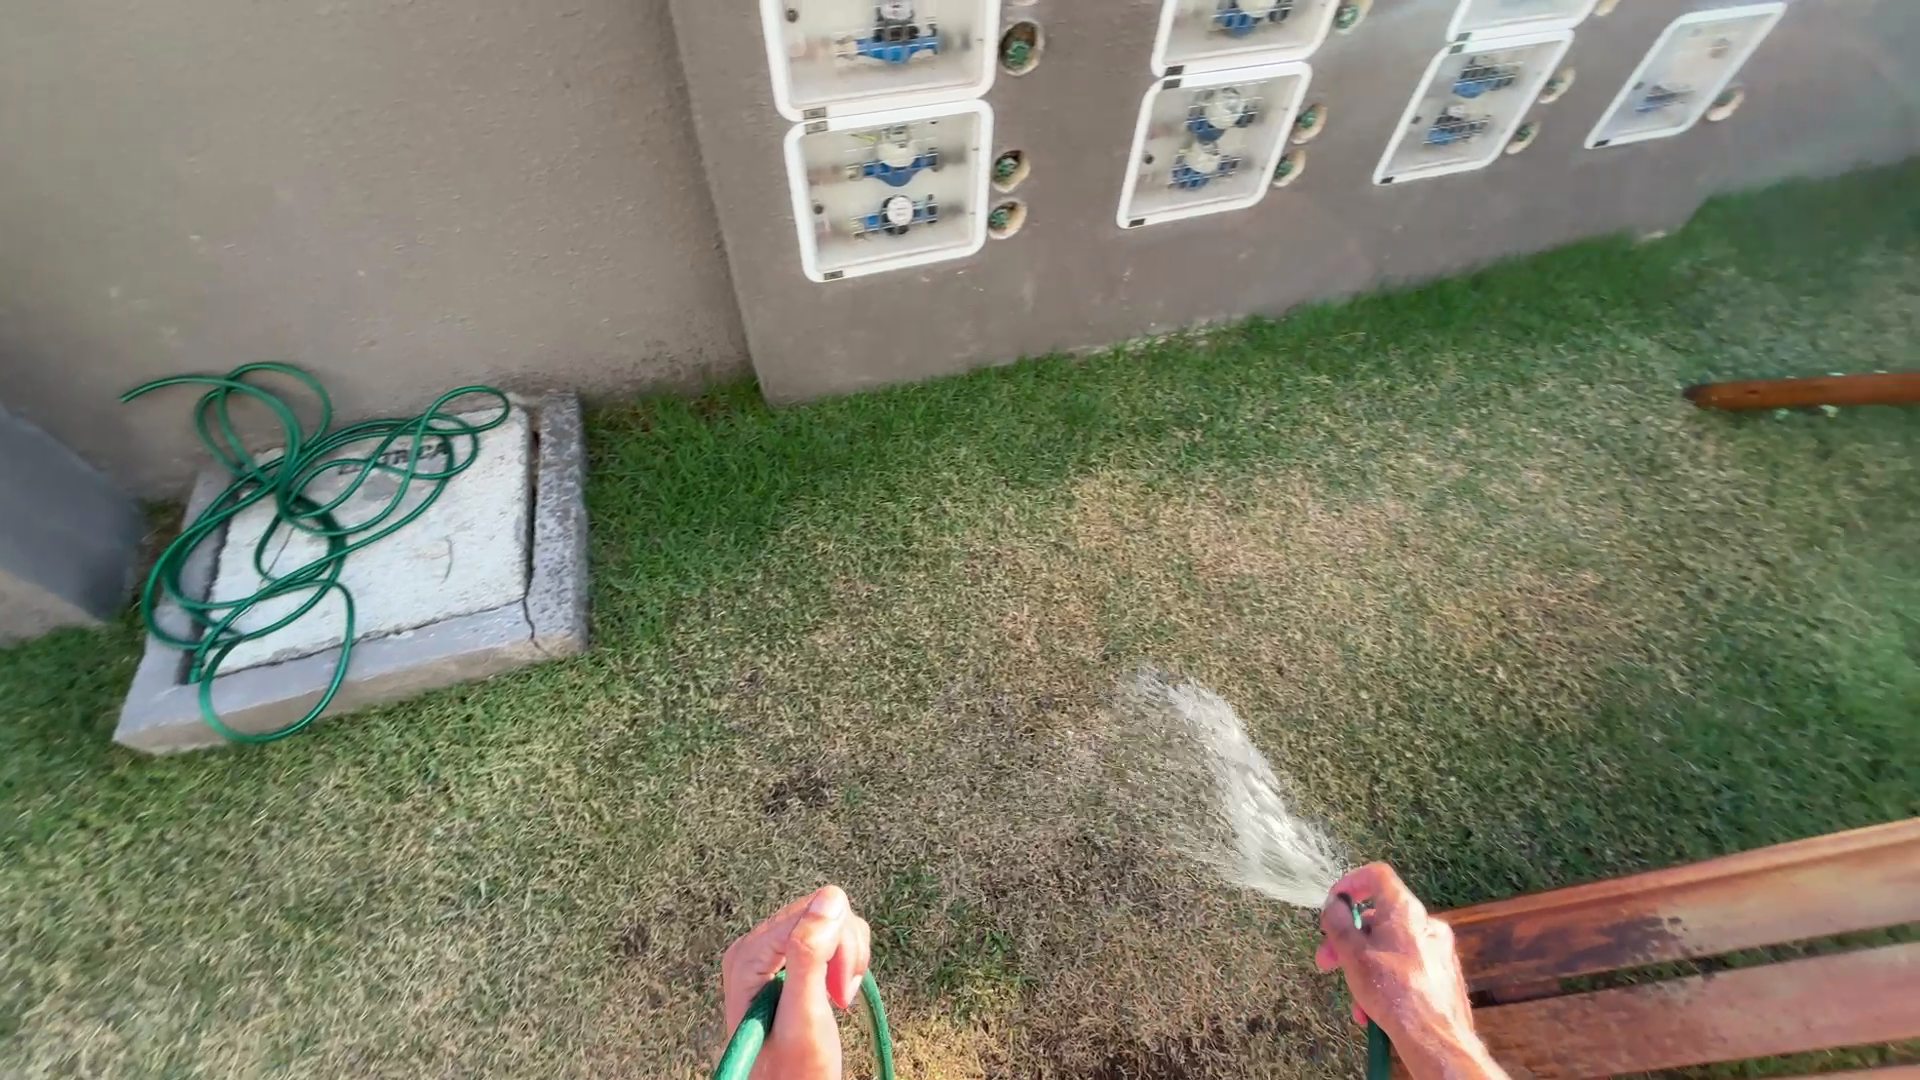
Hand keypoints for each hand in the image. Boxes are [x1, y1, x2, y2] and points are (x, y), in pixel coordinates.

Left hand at [721, 886, 872, 1079]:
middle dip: (843, 951)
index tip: (839, 992)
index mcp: (749, 954)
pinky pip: (834, 930)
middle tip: (841, 997)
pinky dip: (848, 958)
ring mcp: (774, 948)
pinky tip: (838, 991)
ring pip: (833, 918)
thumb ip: (810, 955)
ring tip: (839, 997)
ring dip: (848, 957)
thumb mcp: (805, 1016)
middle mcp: (757, 943)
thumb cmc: (794, 1072)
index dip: (837, 944)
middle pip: (823, 910)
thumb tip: (829, 897)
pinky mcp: (792, 952)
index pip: (812, 909)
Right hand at [1316, 863, 1506, 1079]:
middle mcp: (1427, 926)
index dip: (1351, 883)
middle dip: (1348, 939)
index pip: (1377, 875)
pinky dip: (1385, 980)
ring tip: (1352, 997)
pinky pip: (1406, 968)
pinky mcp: (1445, 979)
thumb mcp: (1351, 951)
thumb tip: (1335, 905)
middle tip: (1328, 960)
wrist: (1438, 1044)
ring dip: (1362, 965)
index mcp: (1406, 911)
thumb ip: (1337, 920)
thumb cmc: (1391, 991)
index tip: (1334, 905)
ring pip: (1389, 947)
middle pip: (1378, 917)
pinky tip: (1372, 1009)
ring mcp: (1440, 953)